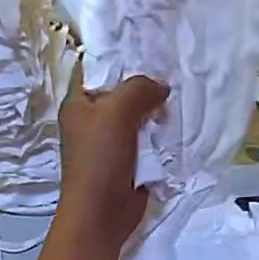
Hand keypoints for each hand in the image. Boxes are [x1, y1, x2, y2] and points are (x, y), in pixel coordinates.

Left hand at [56, 71, 168, 251]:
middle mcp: (94, 121)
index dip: (119, 53)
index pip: (97, 67)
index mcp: (79, 103)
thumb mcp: (115, 113)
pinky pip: (149, 143)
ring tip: (179, 100)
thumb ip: (138, 89)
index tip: (149, 44)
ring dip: (157, 113)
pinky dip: (161, 138)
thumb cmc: (99, 161)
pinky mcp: (130, 163)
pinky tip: (178, 128)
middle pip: (123, 93)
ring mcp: (113, 143)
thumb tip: (162, 87)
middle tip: (173, 72)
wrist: (101, 215)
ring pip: (139, 118)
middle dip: (146, 86)